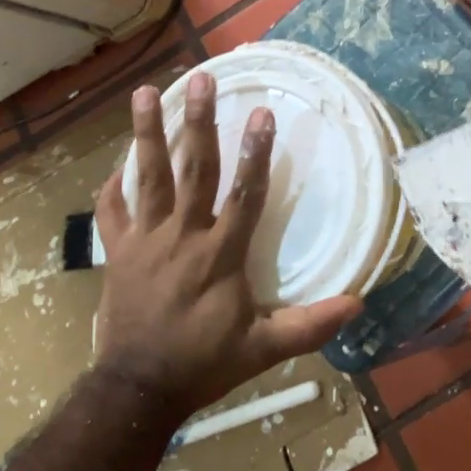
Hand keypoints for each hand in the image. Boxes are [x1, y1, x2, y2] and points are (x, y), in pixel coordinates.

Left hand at [91, 75, 362, 420]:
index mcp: (220, 254)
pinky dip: (112, 186)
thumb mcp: (263, 350)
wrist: (136, 390)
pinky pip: (112, 212)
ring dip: (147, 133)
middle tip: (201, 79)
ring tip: (144, 92)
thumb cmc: (203, 363)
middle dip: (198, 122)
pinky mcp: (118, 252)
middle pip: (194, 170)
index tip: (261, 112)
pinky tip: (116, 163)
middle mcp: (183, 236)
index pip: (244, 194)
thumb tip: (358, 303)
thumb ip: (309, 325)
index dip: (256, 153)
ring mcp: (145, 241)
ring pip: (148, 177)